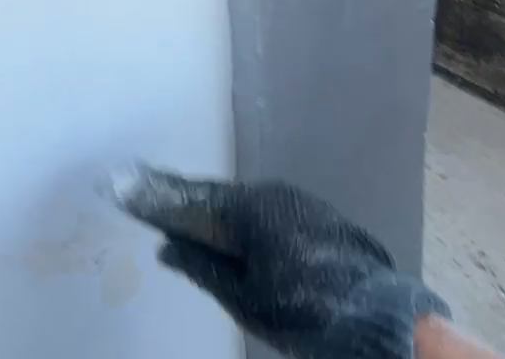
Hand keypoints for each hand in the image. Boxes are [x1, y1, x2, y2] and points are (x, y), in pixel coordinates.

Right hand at [109, 164, 450, 358]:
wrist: (383, 321)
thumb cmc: (306, 314)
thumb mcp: (245, 300)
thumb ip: (202, 268)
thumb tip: (166, 248)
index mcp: (246, 210)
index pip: (188, 199)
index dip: (154, 196)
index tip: (121, 183)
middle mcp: (267, 194)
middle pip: (212, 196)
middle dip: (179, 197)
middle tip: (146, 190)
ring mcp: (294, 201)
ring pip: (239, 202)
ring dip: (210, 208)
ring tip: (181, 210)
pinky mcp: (314, 215)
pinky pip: (262, 209)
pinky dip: (238, 217)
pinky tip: (230, 227)